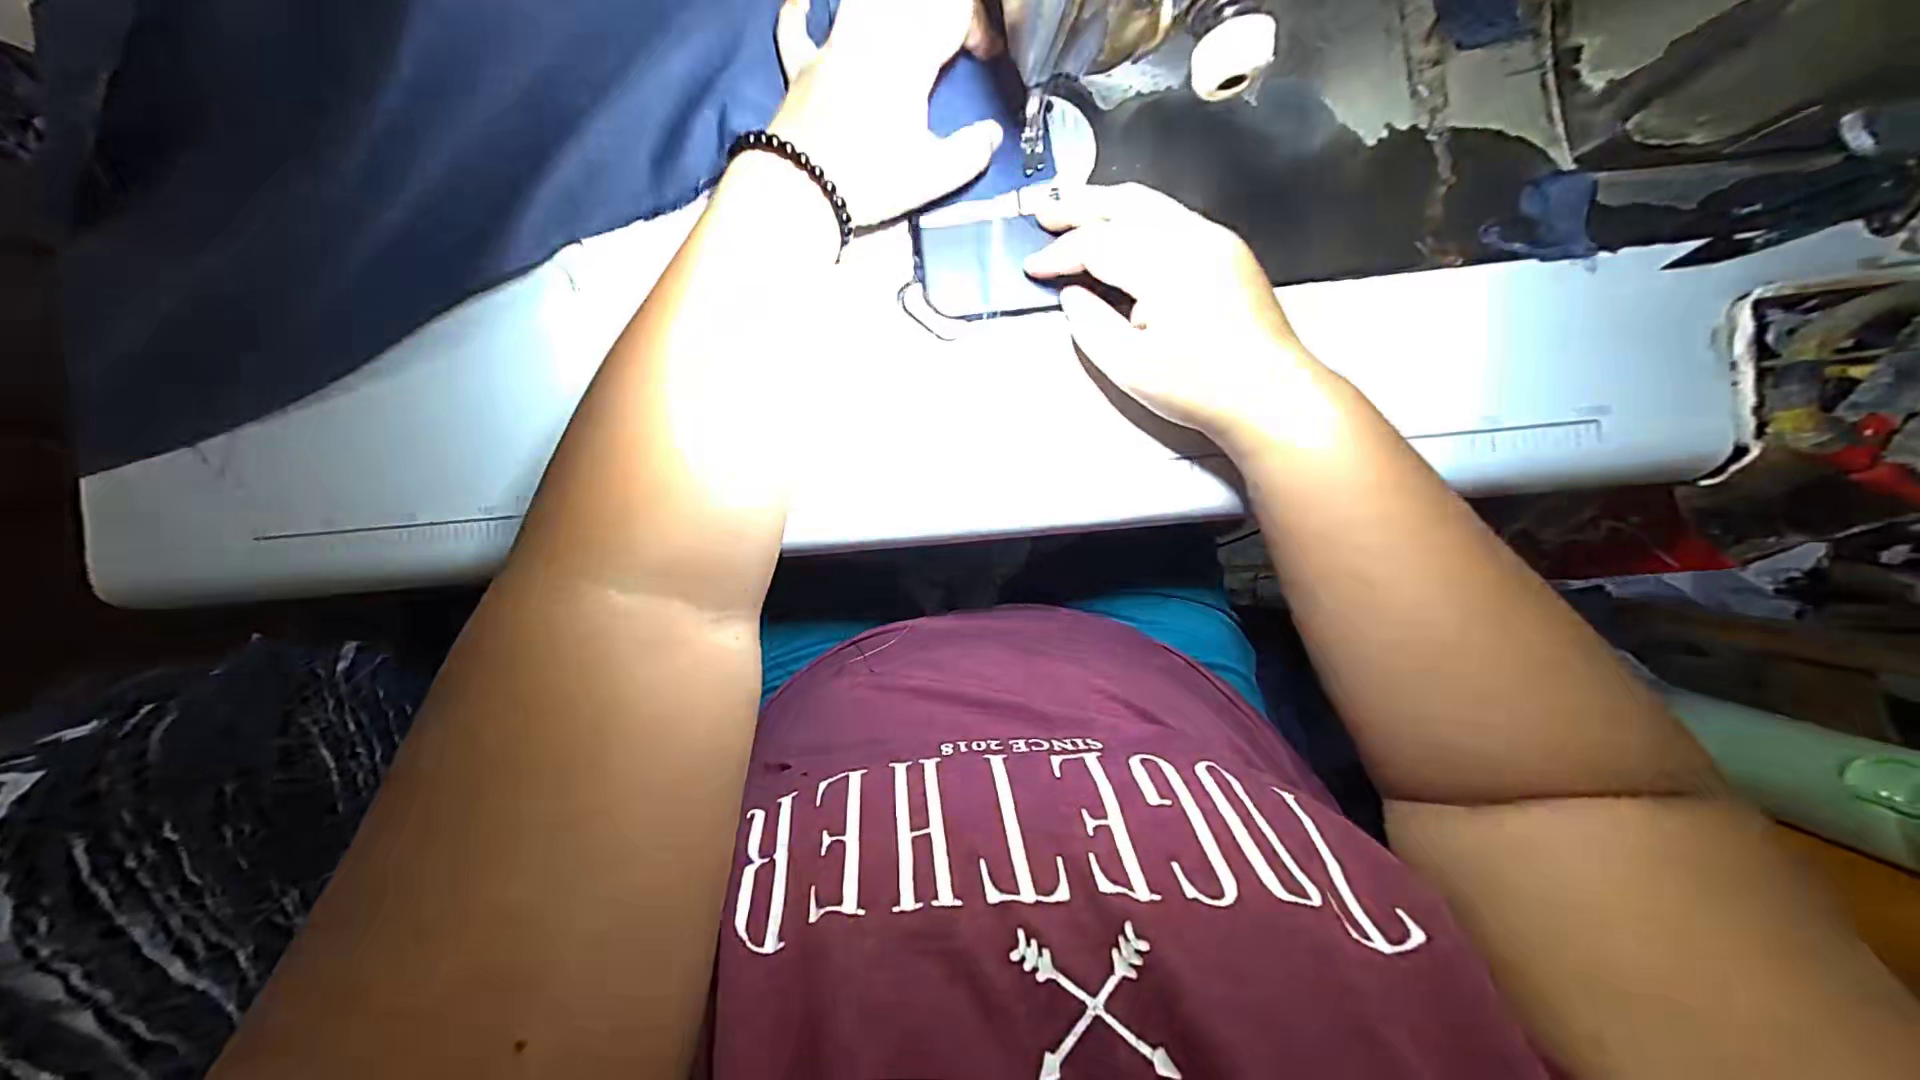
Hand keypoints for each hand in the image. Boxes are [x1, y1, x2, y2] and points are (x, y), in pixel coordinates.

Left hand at [771, 0, 1003, 226]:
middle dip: (936, 12)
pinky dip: (799, 13)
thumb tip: (992, 136)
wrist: (805, 188)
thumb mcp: (933, 177)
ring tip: (903, 24)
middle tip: (948, 40)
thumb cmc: (871, 181)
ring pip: (860, 2)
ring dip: (886, 9)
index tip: (984, 56)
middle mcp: (870, 39)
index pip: (953, 15)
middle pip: (910, 0)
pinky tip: (803, 3)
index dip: (977, 27)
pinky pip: (796, 28)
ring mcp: (832, 48)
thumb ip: (970, 153)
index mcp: (909, 59)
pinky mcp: (802, 68)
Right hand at [1023, 183, 1331, 447]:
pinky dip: (1138, 218)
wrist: (1270, 395)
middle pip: (1125, 204)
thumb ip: (1090, 324)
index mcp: (1165, 264)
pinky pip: (1173, 217)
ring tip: (1075, 212)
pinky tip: (1122, 232)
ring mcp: (1216, 240)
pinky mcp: (1229, 252)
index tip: (1032, 266)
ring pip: (1152, 204)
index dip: (1059, 253)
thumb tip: (1071, 295)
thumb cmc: (1200, 388)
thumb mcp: (1128, 366)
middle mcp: (1193, 237)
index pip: (1098, 243)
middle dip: (1079, 206)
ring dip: (1109, 205)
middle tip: (1044, 213)